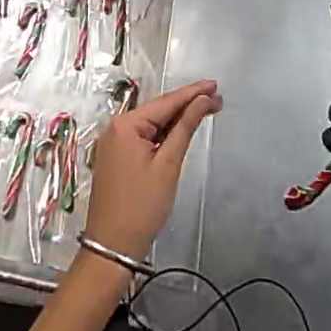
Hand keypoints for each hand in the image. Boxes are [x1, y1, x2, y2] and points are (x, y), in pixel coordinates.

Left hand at [86, 81, 221, 260]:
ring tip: (205, 111)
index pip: (166, 102)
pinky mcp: (116, 156)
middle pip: (158, 110)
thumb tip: (201, 101)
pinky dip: (163, 133)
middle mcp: (116, 127)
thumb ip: (184, 128)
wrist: (112, 244)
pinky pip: (143, 136)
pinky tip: (180, 130)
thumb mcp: (168, 164)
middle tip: (217, 100)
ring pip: (151, 123)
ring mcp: (114, 142)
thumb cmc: (142, 205)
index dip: (192, 93)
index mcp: (126, 125)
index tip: (215, 85)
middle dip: (187, 104)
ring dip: (177, 119)